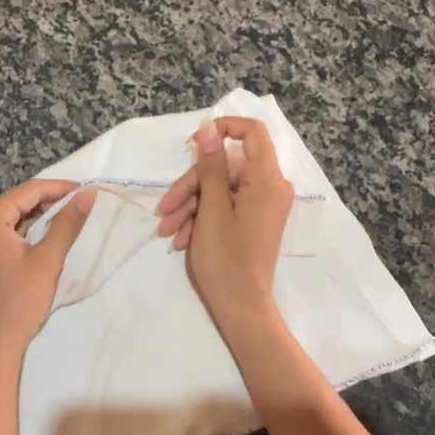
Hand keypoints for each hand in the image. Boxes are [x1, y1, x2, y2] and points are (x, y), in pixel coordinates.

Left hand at [0, 180, 96, 349]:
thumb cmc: (20, 300)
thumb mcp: (48, 259)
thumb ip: (67, 223)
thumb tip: (87, 195)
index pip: (29, 191)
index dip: (60, 188)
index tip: (87, 191)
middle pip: (18, 202)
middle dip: (49, 202)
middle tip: (81, 205)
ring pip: (10, 217)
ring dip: (37, 217)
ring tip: (68, 218)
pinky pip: (2, 233)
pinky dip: (23, 232)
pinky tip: (45, 236)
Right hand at [156, 117, 293, 324]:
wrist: (241, 307)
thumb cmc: (226, 259)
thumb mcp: (212, 209)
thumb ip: (210, 166)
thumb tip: (208, 128)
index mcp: (267, 180)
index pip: (253, 132)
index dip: (223, 129)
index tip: (193, 145)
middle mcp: (270, 188)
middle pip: (226, 166)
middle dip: (191, 186)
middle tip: (164, 210)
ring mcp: (261, 205)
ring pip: (219, 188)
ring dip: (190, 206)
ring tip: (167, 232)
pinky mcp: (252, 221)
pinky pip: (225, 206)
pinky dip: (201, 218)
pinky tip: (180, 239)